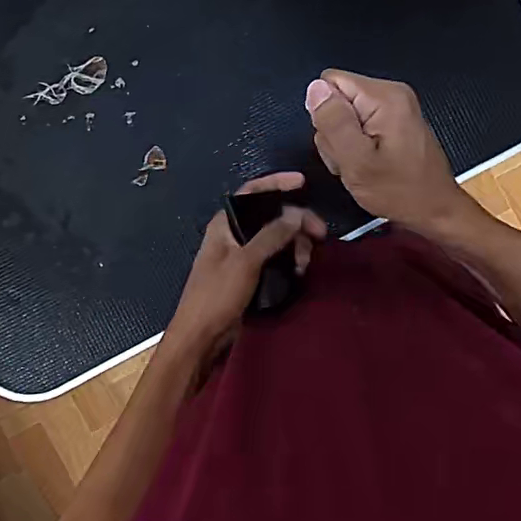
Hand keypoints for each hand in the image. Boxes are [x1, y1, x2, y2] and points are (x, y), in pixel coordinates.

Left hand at [163, 173, 327, 357]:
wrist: (201, 337)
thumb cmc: (216, 295)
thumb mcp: (246, 261)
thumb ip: (271, 235)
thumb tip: (296, 214)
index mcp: (225, 224)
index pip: (252, 193)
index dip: (277, 184)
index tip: (302, 182)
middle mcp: (233, 235)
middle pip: (270, 217)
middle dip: (296, 223)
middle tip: (320, 235)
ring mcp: (241, 256)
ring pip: (276, 240)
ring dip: (294, 245)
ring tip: (306, 262)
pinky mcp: (249, 276)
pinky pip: (274, 259)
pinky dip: (288, 261)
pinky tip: (300, 271)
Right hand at [305, 70, 484, 236]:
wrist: (433, 210)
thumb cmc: (400, 192)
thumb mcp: (357, 162)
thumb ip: (333, 123)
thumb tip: (315, 89)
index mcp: (384, 98)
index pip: (329, 82)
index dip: (325, 115)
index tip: (342, 143)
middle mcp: (392, 94)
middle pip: (336, 100)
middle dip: (334, 133)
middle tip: (353, 160)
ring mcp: (394, 107)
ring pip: (343, 116)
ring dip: (343, 145)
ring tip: (362, 165)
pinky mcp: (393, 121)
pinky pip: (357, 126)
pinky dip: (355, 147)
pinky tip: (368, 164)